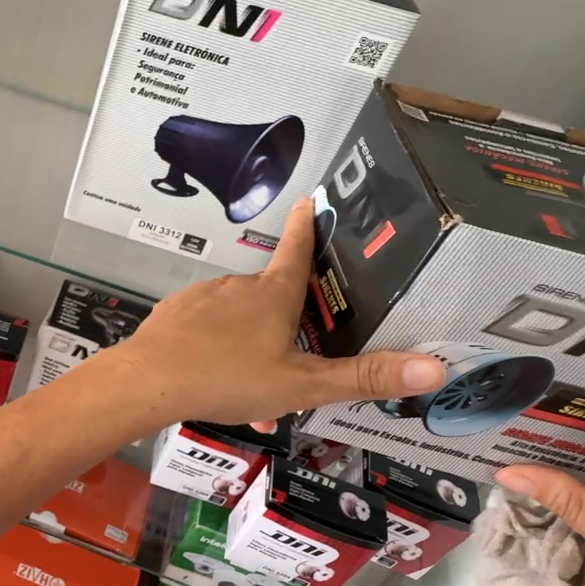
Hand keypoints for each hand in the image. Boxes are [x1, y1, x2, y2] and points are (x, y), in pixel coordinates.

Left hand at [101, 198, 445, 427]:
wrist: (149, 380)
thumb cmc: (228, 377)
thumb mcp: (303, 384)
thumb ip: (364, 378)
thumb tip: (435, 368)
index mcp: (273, 293)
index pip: (298, 247)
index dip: (309, 224)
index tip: (311, 199)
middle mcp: (237, 286)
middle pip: (270, 293)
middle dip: (283, 321)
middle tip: (290, 360)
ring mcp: (200, 297)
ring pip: (234, 318)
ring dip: (247, 344)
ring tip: (250, 386)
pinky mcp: (173, 314)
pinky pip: (203, 329)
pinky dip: (214, 349)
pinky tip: (212, 378)